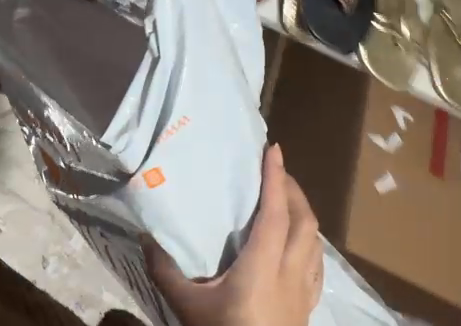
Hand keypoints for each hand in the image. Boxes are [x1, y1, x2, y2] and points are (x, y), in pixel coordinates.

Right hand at [145, 145, 323, 325]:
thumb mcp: (187, 307)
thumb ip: (165, 270)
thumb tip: (143, 236)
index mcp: (263, 266)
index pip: (276, 214)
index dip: (276, 179)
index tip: (273, 150)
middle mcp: (290, 274)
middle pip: (304, 223)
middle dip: (293, 190)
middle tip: (275, 169)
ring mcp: (304, 294)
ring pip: (315, 244)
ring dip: (303, 215)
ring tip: (286, 200)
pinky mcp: (308, 310)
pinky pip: (317, 266)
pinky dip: (309, 243)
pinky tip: (298, 245)